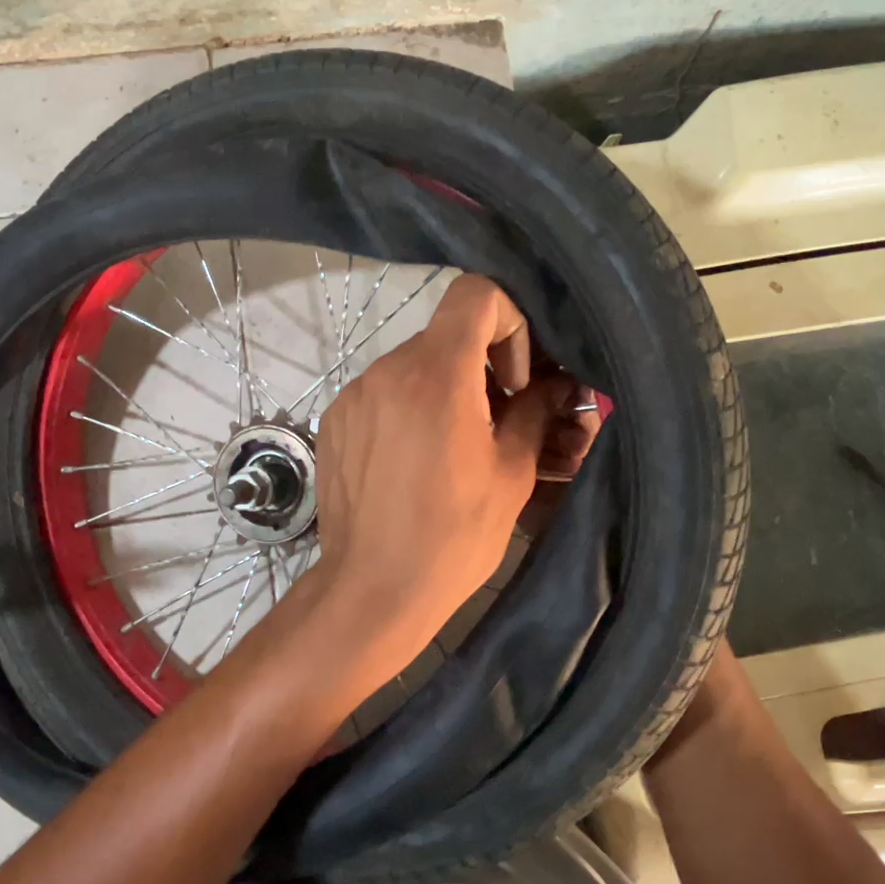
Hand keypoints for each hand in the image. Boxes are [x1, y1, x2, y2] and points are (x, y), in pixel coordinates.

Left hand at [309, 274, 580, 682]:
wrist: (373, 588)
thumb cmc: (453, 536)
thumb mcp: (510, 475)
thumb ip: (533, 414)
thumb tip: (551, 389)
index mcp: (437, 374)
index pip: (475, 295)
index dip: (508, 323)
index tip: (514, 380)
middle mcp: (387, 370)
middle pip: (445, 339)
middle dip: (480, 370)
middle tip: (497, 423)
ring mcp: (354, 395)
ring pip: (412, 368)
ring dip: (442, 392)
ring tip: (454, 449)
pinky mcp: (333, 422)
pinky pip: (381, 395)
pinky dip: (406, 411)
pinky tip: (414, 462)